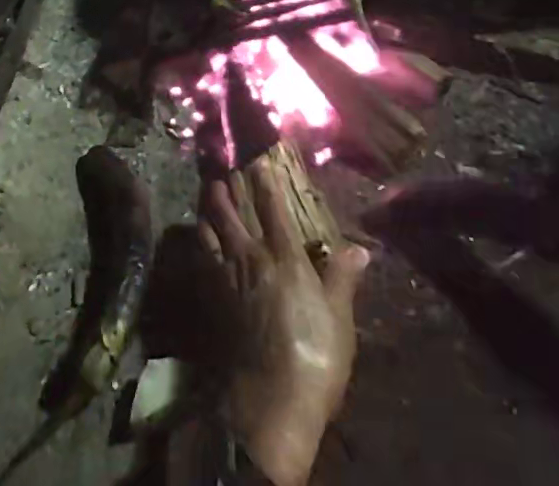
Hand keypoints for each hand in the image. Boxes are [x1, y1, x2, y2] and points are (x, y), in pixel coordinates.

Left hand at [199, 165, 371, 485]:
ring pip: (210, 232)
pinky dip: (199, 241)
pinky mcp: (211, 301)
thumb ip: (341, 279)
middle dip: (226, 186)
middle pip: (232, 213)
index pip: (273, 207)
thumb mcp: (338, 319)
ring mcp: (226, 279)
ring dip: (208, 208)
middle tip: (221, 166)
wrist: (267, 402)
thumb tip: (360, 249)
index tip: (259, 157)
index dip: (266, 179)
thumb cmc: (313, 358)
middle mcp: (251, 259)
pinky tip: (198, 237)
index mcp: (285, 258)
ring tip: (207, 191)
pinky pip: (201, 259)